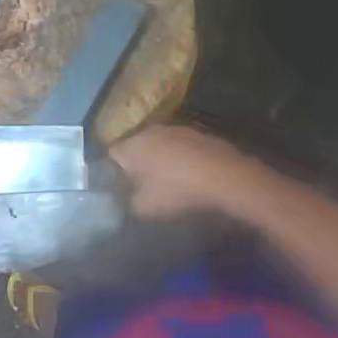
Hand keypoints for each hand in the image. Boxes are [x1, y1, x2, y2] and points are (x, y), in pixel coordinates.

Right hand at [108, 125, 255, 220]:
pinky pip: (181, 147)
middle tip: (142, 187)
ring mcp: (176, 130)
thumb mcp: (146, 207)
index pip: (111, 154)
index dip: (112, 171)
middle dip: (137, 165)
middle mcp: (150, 131)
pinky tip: (190, 176)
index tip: (119, 188)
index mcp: (132, 146)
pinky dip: (181, 159)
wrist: (227, 177)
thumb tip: (128, 199)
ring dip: (160, 160)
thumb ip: (130, 203)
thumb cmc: (178, 190)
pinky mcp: (199, 134)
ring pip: (159, 145)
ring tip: (168, 182)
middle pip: (135, 147)